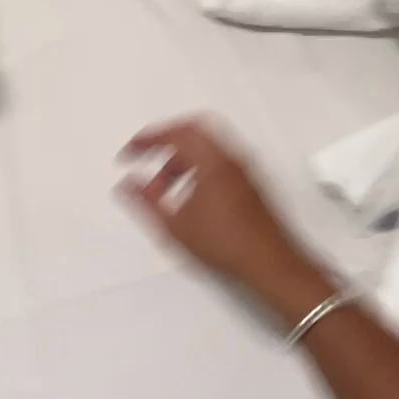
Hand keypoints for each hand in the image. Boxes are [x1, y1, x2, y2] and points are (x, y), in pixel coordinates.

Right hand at [117, 117, 335, 318]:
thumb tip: (127, 183)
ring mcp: (245, 170)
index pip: (175, 133)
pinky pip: (220, 161)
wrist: (272, 266)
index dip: (147, 139)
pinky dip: (198, 167)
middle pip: (194, 132)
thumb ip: (146, 200)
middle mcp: (232, 158)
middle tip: (147, 158)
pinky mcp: (252, 184)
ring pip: (208, 148)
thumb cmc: (224, 245)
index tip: (130, 153)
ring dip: (182, 159)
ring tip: (165, 188)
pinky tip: (189, 197)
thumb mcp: (174, 227)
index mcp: (212, 161)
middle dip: (165, 142)